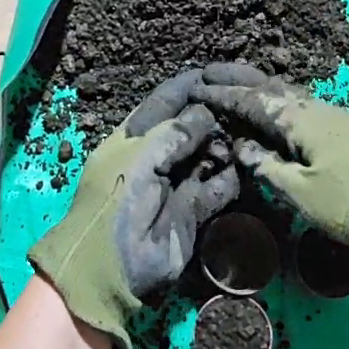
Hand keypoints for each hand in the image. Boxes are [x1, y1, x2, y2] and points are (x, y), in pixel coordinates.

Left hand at [29, 70, 239, 348]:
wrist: (106, 272)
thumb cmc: (114, 208)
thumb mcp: (140, 161)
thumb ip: (172, 134)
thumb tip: (205, 111)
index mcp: (137, 135)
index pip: (169, 100)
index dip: (193, 86)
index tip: (221, 75)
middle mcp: (161, 154)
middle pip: (195, 125)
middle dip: (217, 118)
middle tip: (242, 111)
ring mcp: (179, 182)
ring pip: (211, 154)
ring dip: (225, 148)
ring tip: (239, 141)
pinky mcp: (194, 212)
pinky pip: (219, 187)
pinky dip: (229, 179)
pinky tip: (236, 170)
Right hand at [192, 64, 348, 305]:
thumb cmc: (347, 204)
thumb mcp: (299, 191)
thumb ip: (266, 165)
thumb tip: (240, 146)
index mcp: (301, 119)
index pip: (254, 100)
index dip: (223, 95)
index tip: (198, 88)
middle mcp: (316, 108)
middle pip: (270, 87)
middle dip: (238, 79)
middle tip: (209, 73)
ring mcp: (333, 115)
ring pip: (287, 94)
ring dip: (259, 89)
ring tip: (234, 86)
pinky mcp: (344, 128)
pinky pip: (301, 105)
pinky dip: (277, 103)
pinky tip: (272, 110)